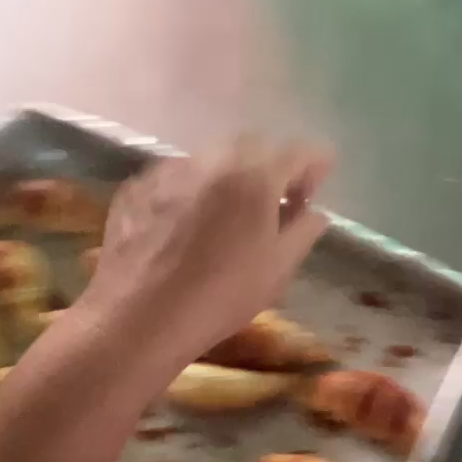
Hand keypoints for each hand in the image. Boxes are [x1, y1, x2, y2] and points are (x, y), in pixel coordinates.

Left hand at [77, 137, 331, 379]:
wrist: (138, 317)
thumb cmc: (222, 295)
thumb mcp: (279, 268)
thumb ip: (304, 231)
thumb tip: (315, 212)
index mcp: (255, 178)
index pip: (298, 152)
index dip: (316, 162)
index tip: (323, 177)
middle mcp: (213, 161)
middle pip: (254, 145)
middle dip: (274, 163)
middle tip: (282, 196)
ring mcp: (170, 170)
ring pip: (214, 157)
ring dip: (234, 174)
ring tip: (236, 210)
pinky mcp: (138, 187)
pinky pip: (180, 175)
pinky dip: (198, 187)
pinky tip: (195, 222)